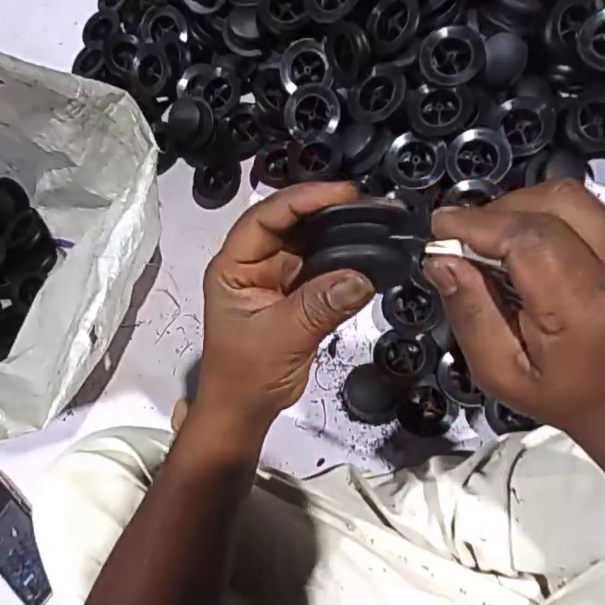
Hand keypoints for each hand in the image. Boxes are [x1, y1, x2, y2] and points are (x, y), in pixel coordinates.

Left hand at [196, 181, 375, 432]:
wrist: (246, 410)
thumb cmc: (241, 378)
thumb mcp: (279, 338)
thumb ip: (318, 306)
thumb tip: (357, 278)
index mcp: (234, 267)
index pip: (265, 217)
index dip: (301, 199)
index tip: (339, 194)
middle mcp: (255, 267)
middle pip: (291, 223)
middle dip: (327, 211)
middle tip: (364, 205)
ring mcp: (278, 280)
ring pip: (311, 244)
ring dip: (340, 234)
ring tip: (371, 223)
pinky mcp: (299, 296)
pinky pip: (325, 270)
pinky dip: (345, 262)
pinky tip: (366, 255)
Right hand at [424, 180, 604, 433]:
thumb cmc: (565, 395)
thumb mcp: (499, 372)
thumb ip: (470, 314)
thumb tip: (442, 263)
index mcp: (587, 311)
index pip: (530, 237)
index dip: (478, 224)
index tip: (443, 229)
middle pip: (552, 204)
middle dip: (494, 214)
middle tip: (461, 239)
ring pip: (568, 198)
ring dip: (517, 210)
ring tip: (490, 243)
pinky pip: (582, 210)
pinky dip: (541, 218)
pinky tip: (521, 248)